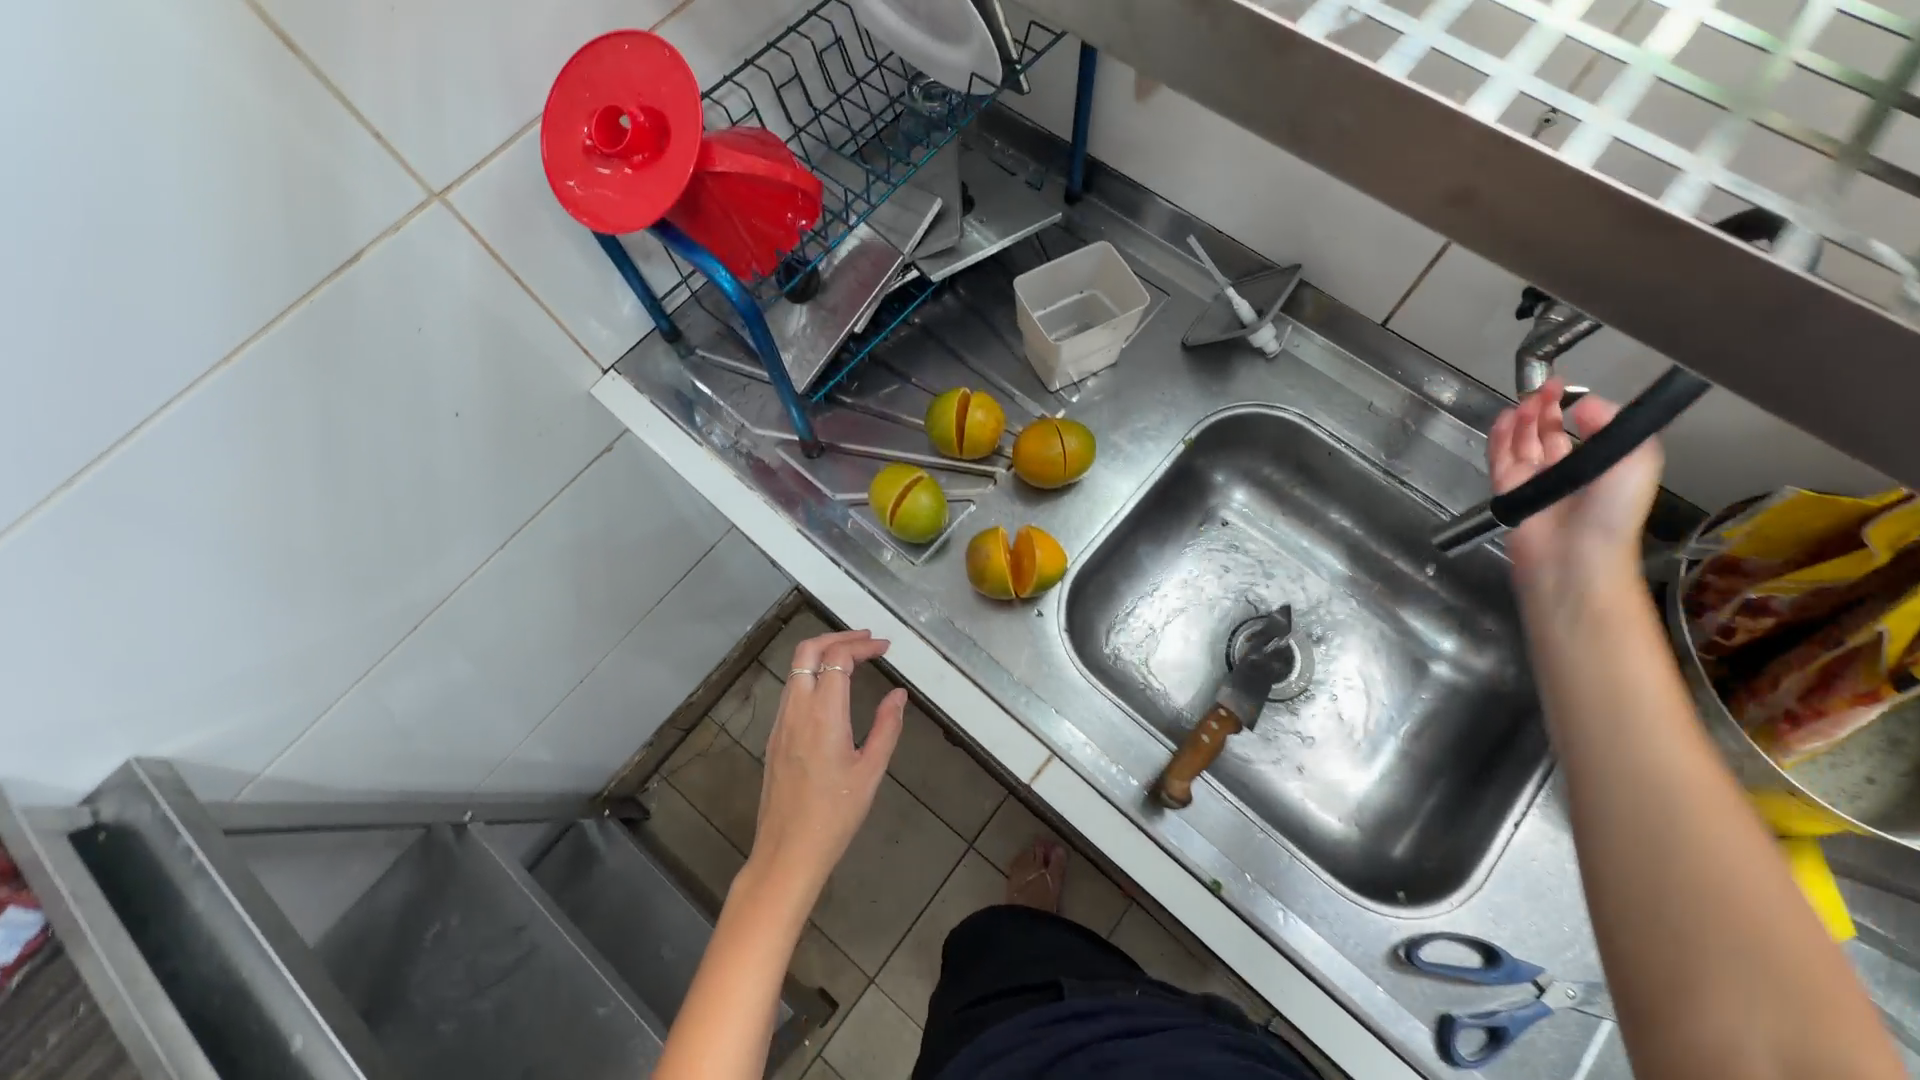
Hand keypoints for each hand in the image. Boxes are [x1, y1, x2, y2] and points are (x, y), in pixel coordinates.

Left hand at [749, 630, 906, 895]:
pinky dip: (811, 675)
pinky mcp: (774, 737)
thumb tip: (898, 694)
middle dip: (838, 637)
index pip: (837, 658)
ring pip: (795, 669)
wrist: (788, 850)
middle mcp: (796, 710)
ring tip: (852, 659)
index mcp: (823, 714)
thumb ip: (887, 726)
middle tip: (867, 641)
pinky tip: (832, 690)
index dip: (862, 645)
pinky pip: (791, 690)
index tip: (885, 647)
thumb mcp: (871, 771)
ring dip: (822, 654)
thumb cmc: (836, 814)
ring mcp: (780, 722)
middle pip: (807, 650)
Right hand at [1490, 376, 1662, 591]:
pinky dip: (1500, 435)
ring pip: (1523, 440)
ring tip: (1527, 399)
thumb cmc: (1613, 511)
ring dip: (1524, 418)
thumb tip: (1583, 403)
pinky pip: (1500, 456)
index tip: (1569, 387)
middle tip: (1545, 387)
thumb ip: (1614, 425)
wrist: (1575, 554)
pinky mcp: (1506, 489)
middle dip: (1546, 407)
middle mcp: (1565, 472)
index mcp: (1599, 466)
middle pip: (1549, 432)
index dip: (1576, 407)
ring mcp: (1533, 480)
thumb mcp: (1637, 460)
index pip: (1583, 431)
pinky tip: (1505, 418)